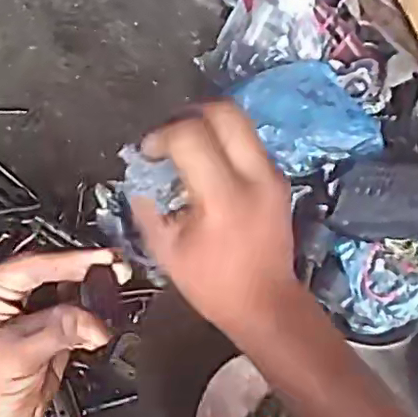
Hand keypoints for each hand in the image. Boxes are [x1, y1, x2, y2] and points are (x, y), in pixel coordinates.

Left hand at [0, 249, 123, 416]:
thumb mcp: (20, 353)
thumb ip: (59, 330)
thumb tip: (95, 321)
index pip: (37, 264)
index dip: (72, 260)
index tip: (103, 258)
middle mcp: (11, 296)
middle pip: (56, 274)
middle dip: (87, 275)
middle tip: (117, 270)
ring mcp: (33, 315)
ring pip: (70, 294)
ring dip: (93, 297)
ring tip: (114, 295)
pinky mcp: (50, 335)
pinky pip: (78, 318)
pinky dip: (93, 321)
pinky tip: (103, 324)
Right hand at [129, 101, 300, 335]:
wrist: (266, 304)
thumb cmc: (212, 284)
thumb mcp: (166, 250)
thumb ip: (147, 206)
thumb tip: (139, 174)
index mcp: (223, 197)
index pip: (189, 136)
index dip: (160, 136)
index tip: (148, 154)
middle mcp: (254, 176)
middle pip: (224, 112)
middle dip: (188, 115)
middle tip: (169, 137)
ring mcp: (272, 174)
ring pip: (239, 122)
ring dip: (206, 127)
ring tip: (185, 150)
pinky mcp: (278, 178)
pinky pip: (246, 141)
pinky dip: (221, 143)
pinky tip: (205, 167)